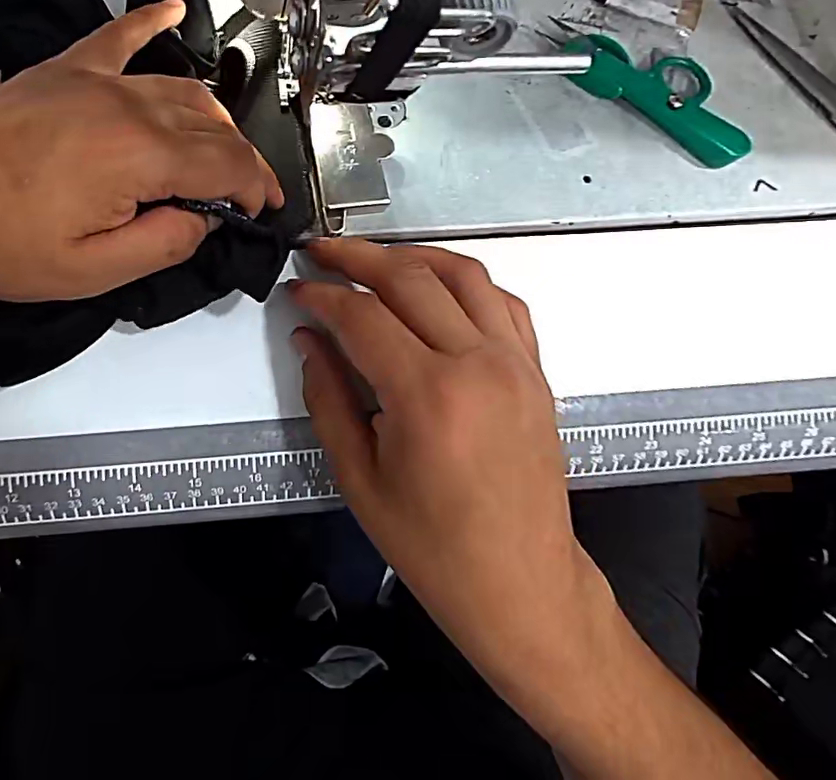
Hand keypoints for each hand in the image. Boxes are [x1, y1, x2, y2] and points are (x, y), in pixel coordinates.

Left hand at [0, 0, 282, 312]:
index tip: (266, 208)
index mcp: (139, 155)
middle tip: (246, 192)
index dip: (257, 186)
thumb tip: (203, 218)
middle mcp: (126, 104)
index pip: (226, 163)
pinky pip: (118, 37)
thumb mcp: (90, 272)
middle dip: (240, 159)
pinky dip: (150, 22)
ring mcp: (91, 79)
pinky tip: (172, 10)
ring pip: (179, 88)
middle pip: (210, 123)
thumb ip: (165, 242)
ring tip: (221, 150)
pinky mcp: (60, 71)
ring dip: (212, 118)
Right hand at [287, 240, 609, 710]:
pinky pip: (503, 301)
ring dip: (412, 255)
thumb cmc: (436, 548)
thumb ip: (328, 396)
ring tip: (374, 257)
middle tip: (323, 251)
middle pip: (410, 278)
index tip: (300, 290)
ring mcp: (514, 363)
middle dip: (357, 256)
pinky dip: (465, 281)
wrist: (521, 584)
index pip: (363, 316)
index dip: (323, 295)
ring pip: (462, 274)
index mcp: (428, 397)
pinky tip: (438, 287)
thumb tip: (310, 340)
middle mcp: (478, 366)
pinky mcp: (535, 371)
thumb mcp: (359, 477)